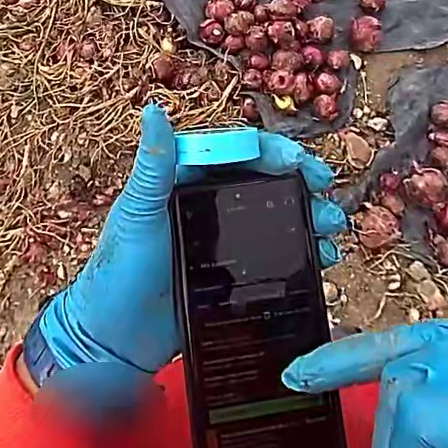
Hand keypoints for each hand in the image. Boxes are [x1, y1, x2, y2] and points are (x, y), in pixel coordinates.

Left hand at [31, 103, 345, 403]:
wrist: (116, 338)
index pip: (240, 151)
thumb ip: (154, 163)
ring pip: (279, 213)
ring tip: (331, 225)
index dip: (274, 151)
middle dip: (302, 180)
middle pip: (268, 179)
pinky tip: (322, 254)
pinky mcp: (239, 270)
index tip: (299, 162)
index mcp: (192, 178)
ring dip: (309, 213)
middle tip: (326, 188)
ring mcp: (229, 236)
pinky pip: (278, 250)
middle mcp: (214, 201)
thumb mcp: (138, 211)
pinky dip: (303, 248)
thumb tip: (153, 109)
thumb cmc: (118, 268)